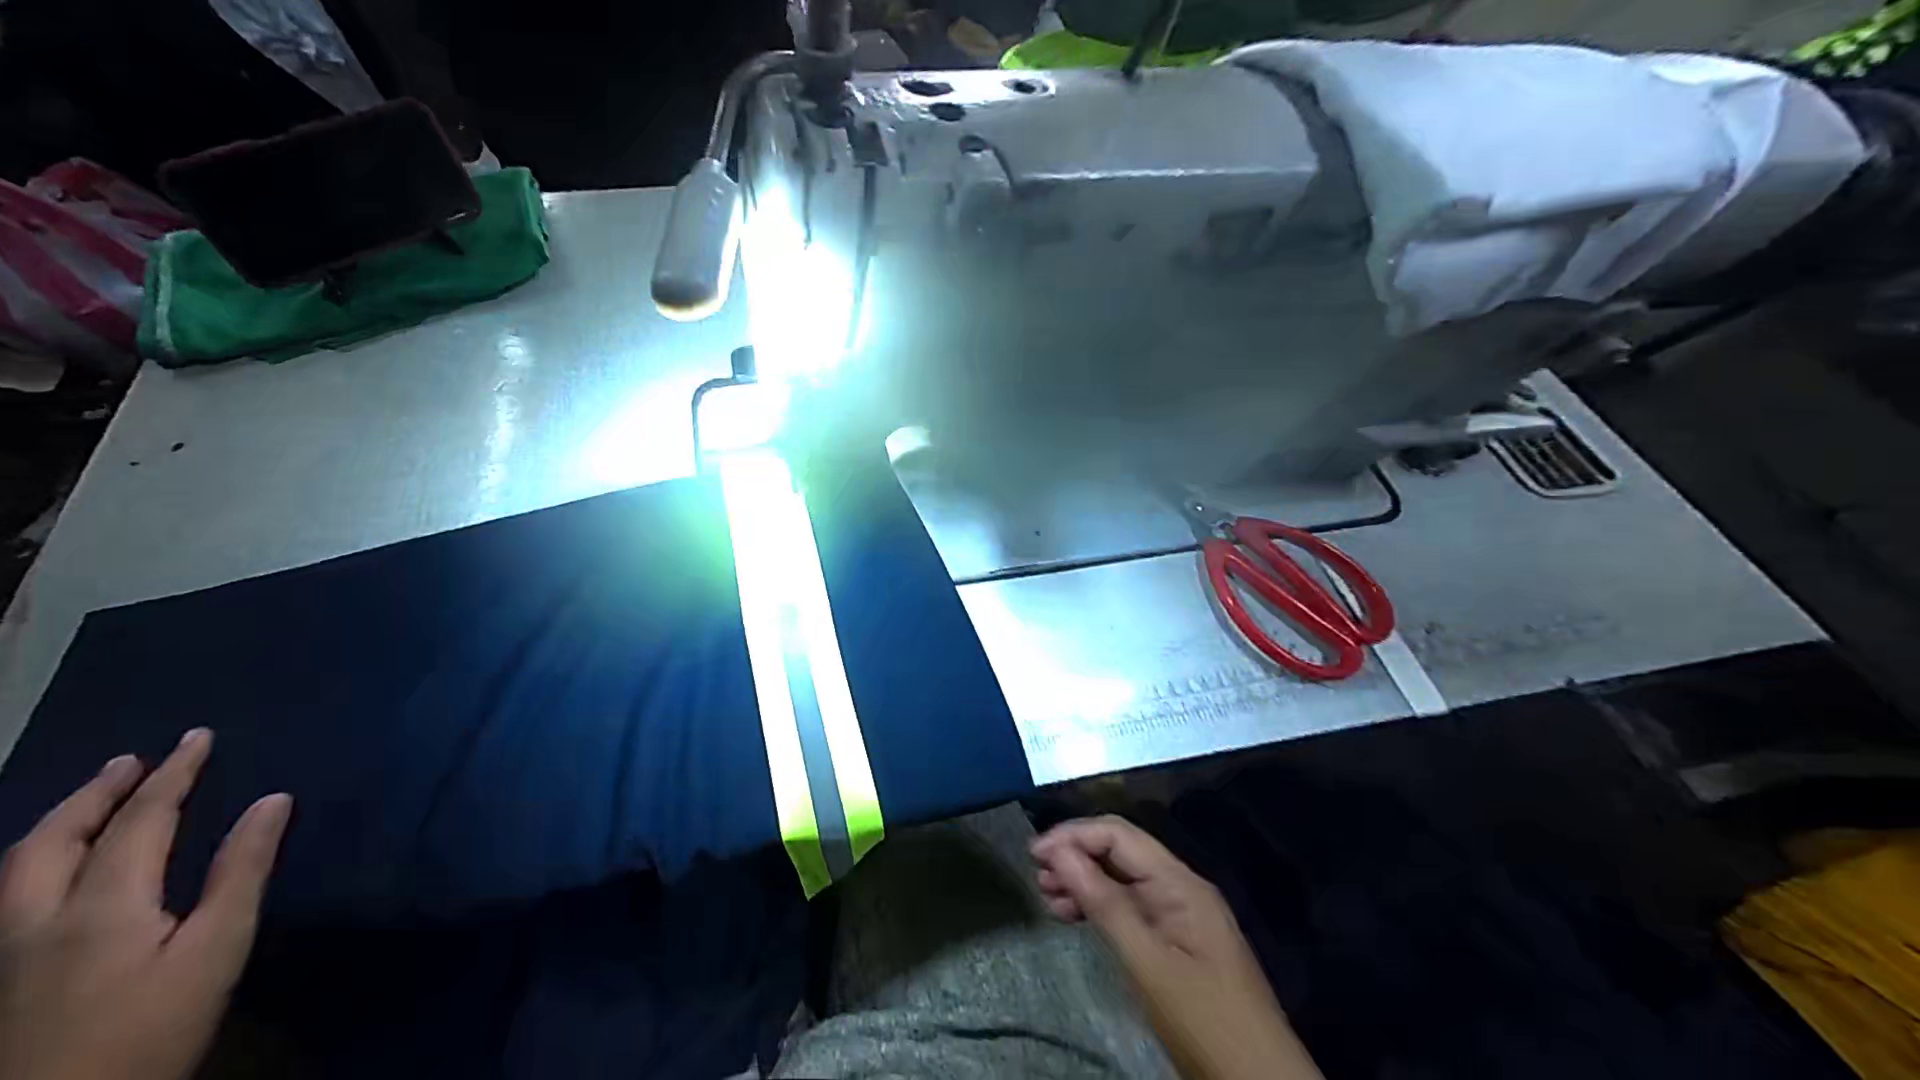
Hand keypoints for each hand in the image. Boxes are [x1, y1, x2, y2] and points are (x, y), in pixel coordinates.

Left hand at [0, 728, 291, 1079]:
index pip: (141, 820)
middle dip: (97, 793)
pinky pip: (4, 896)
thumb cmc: (150, 1031)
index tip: (198, 737)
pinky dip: (33, 859)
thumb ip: (240, 872)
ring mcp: (2, 952)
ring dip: (58, 822)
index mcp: (101, 906)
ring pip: (14, 869)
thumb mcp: (215, 951)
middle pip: (53, 840)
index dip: (173, 775)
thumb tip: (273, 800)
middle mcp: (36, 918)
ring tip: (90, 799)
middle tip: (133, 759)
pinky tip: (49, 867)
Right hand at [1031, 815, 1322, 1079]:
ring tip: (1047, 897)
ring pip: (1120, 878)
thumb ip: (1103, 902)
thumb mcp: (1146, 961)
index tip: (1034, 853)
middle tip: (1037, 878)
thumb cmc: (1203, 1018)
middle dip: (1075, 856)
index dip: (1073, 835)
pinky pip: (1129, 906)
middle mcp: (1179, 886)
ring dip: (1082, 881)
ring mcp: (1178, 913)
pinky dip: (1098, 906)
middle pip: (1119, 851)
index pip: (1119, 834)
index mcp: (1179, 882)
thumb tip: (1059, 852)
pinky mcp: (1174, 939)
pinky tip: (1072, 916)